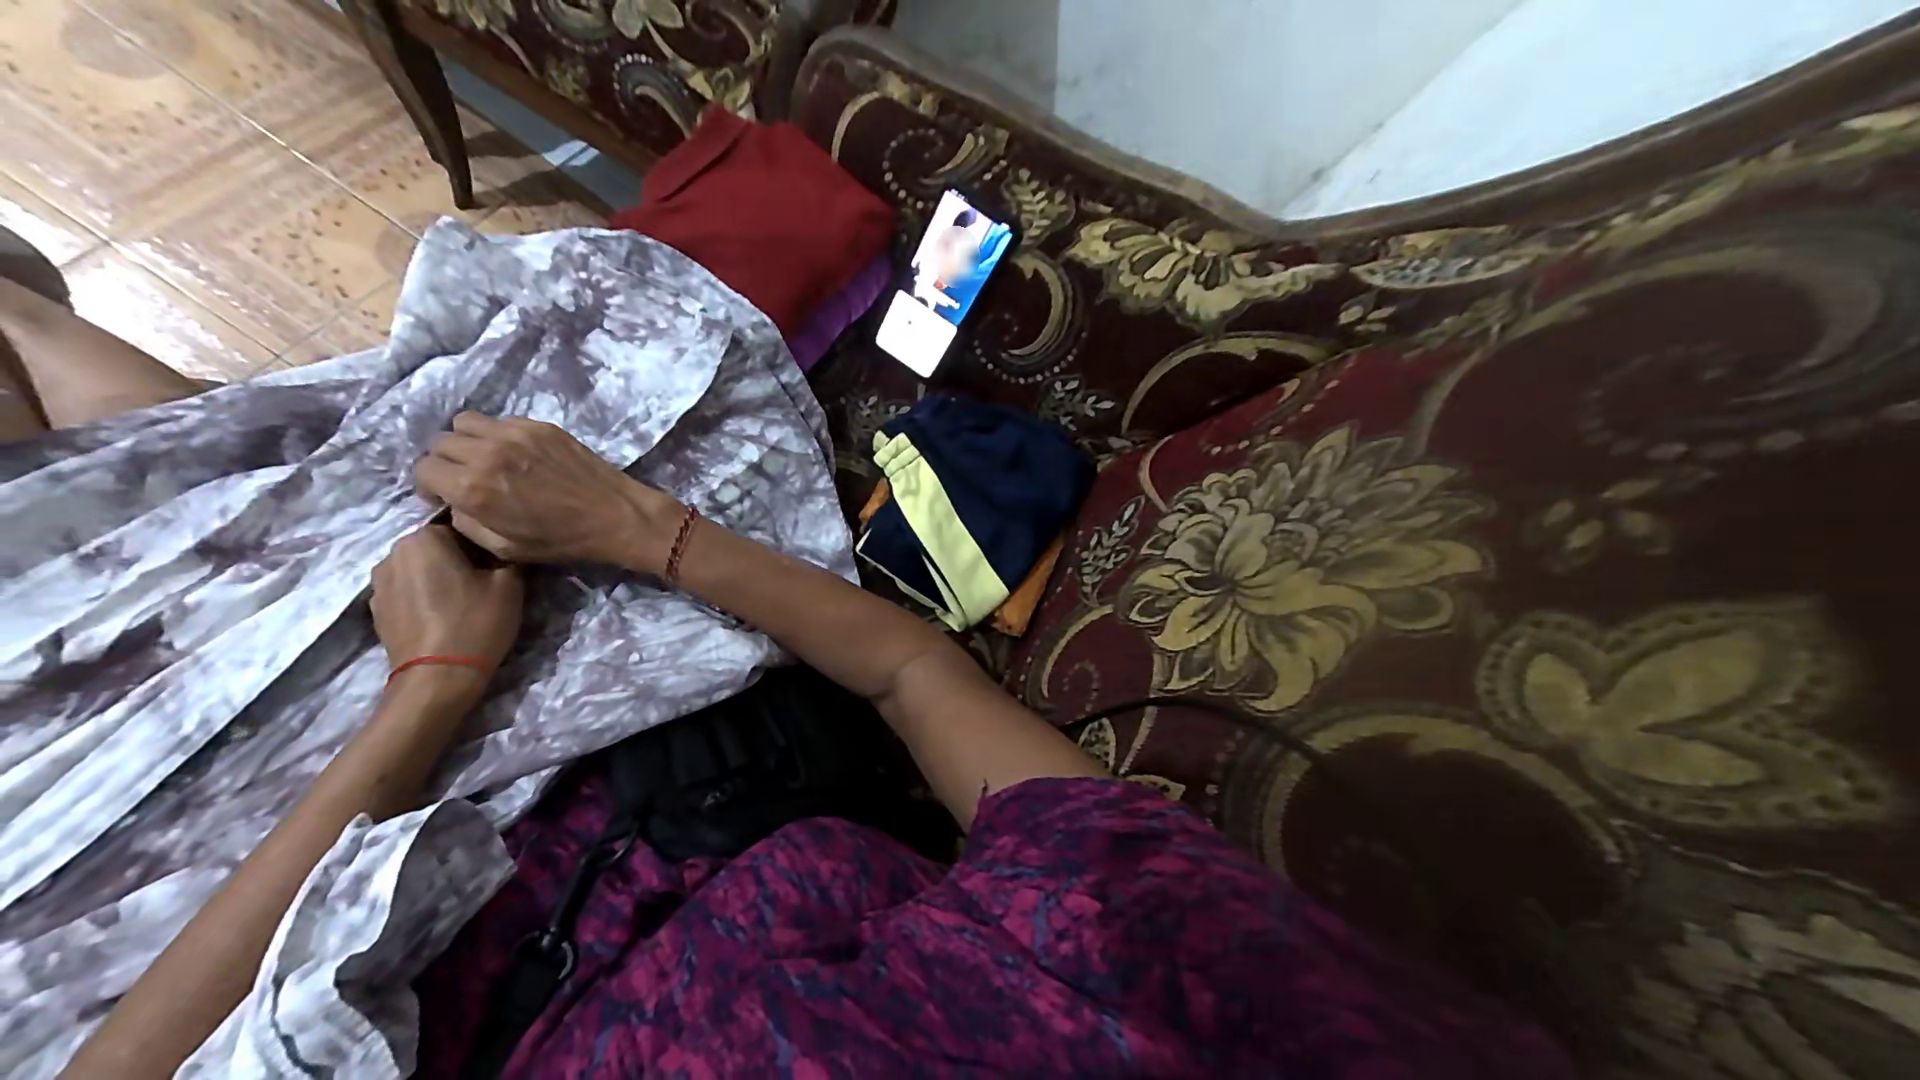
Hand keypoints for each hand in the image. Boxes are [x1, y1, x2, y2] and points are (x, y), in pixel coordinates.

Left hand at [371, 524, 522, 684]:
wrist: (437, 676)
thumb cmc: (475, 621)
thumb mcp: (511, 584)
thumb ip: (508, 556)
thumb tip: (506, 550)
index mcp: (422, 539)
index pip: (461, 526)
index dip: (486, 542)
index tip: (502, 562)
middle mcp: (392, 554)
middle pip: (437, 546)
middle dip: (461, 557)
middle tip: (489, 579)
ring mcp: (378, 584)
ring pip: (421, 569)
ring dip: (442, 577)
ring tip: (467, 599)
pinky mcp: (376, 610)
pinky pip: (408, 591)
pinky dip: (427, 596)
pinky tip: (446, 615)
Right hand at [414, 413, 681, 568]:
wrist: (617, 516)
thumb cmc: (563, 539)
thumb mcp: (503, 547)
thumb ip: (465, 521)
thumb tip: (451, 500)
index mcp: (473, 487)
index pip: (422, 469)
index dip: (430, 486)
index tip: (446, 495)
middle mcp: (487, 453)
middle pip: (440, 443)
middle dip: (445, 462)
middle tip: (466, 478)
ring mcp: (516, 433)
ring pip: (465, 423)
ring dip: (468, 441)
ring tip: (486, 460)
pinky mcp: (541, 426)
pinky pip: (501, 420)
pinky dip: (498, 434)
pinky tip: (517, 454)